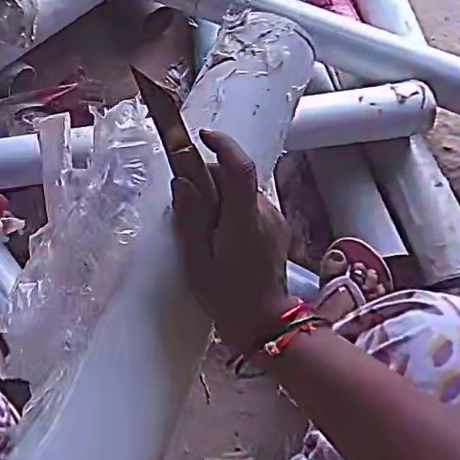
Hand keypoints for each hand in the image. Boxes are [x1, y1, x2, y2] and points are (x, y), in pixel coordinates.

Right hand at [171, 128, 293, 350]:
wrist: (264, 323)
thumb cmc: (227, 296)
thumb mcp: (197, 261)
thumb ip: (190, 219)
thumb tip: (182, 183)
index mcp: (243, 220)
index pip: (239, 169)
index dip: (223, 145)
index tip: (203, 136)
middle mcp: (264, 213)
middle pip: (235, 176)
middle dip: (209, 179)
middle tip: (188, 203)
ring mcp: (275, 219)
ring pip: (242, 190)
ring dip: (221, 195)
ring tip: (205, 227)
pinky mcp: (277, 227)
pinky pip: (250, 204)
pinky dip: (232, 208)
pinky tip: (221, 234)